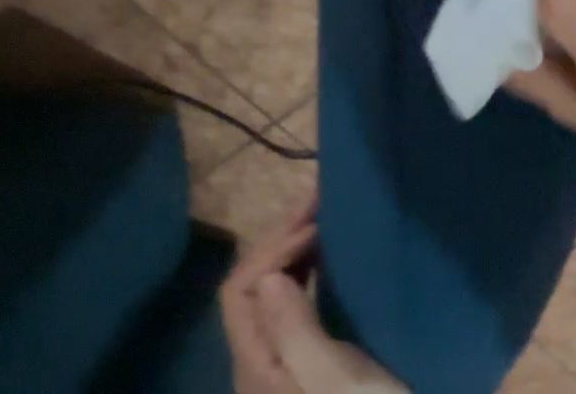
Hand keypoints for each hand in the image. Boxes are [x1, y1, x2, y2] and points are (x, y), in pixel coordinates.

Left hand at [220, 196, 408, 393]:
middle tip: (322, 200)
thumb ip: (295, 331)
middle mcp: (261, 361)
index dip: (274, 248)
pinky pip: (292, 304)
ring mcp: (282, 363)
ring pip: (270, 293)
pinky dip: (308, 271)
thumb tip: (269, 275)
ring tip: (327, 217)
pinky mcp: (307, 362)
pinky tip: (332, 259)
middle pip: (251, 288)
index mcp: (259, 364)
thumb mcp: (334, 380)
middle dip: (281, 239)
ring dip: (293, 250)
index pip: (240, 290)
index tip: (320, 224)